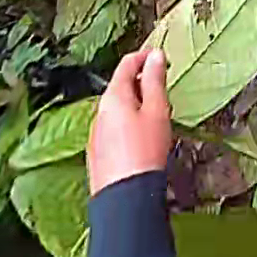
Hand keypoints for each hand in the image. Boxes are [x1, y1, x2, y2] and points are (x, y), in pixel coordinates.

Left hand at [87, 49, 173, 194]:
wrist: (125, 202)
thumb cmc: (145, 151)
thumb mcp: (156, 110)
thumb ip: (155, 80)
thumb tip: (155, 56)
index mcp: (113, 97)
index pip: (127, 64)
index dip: (144, 56)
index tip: (159, 55)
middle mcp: (100, 112)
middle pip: (120, 85)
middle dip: (140, 80)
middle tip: (160, 82)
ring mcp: (96, 134)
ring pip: (116, 108)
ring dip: (134, 102)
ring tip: (154, 110)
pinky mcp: (98, 154)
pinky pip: (113, 128)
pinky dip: (126, 121)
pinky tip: (140, 136)